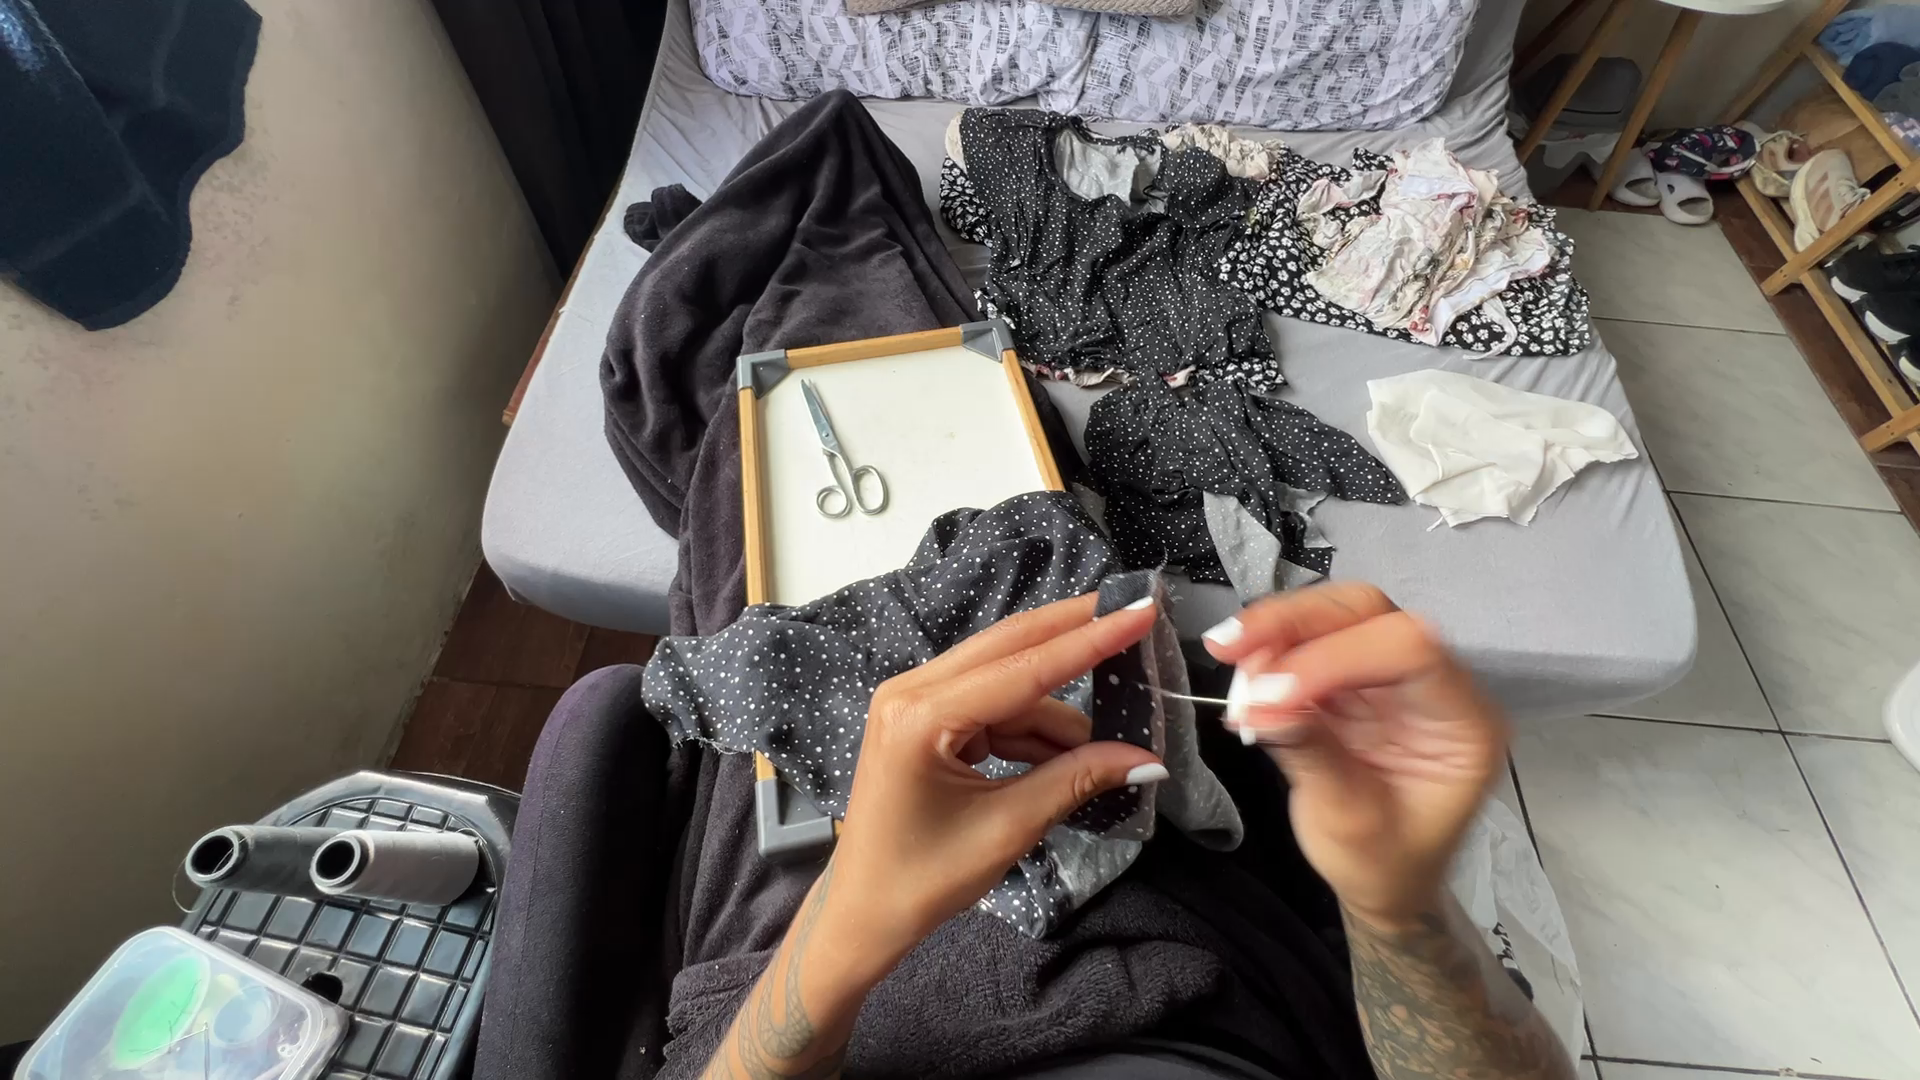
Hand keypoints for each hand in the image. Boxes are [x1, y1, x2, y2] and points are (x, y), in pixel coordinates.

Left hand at [826, 592, 1166, 967]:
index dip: (1088, 641)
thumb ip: (1076, 781)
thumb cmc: (924, 880)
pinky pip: (993, 705)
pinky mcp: (925, 715)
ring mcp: (915, 698)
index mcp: (921, 715)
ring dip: (1056, 711)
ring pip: (1007, 682)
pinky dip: (1031, 728)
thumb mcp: (1007, 828)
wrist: (863, 911)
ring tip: (1108, 745)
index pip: (1022, 667)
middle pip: (1009, 648)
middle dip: (1073, 634)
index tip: (1138, 612)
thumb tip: (1147, 759)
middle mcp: (912, 689)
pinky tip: (1069, 753)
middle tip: (1134, 616)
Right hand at [1201, 584, 1505, 931]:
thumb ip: (1312, 756)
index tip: (1269, 694)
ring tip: (1226, 657)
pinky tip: (1239, 668)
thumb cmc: (1382, 862)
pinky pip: (1304, 637)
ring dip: (1271, 628)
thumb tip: (1261, 704)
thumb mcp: (1349, 822)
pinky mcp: (1346, 675)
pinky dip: (1265, 644)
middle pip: (1366, 612)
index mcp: (1461, 721)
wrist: (1380, 879)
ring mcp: (1385, 674)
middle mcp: (1429, 682)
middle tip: (1227, 646)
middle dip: (1293, 622)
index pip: (1408, 650)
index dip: (1333, 658)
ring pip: (1331, 613)